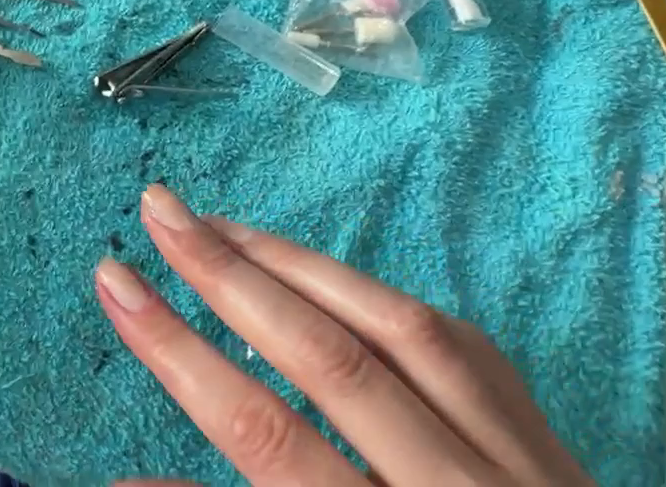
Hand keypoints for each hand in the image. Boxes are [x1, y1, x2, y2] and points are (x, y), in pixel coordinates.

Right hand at [96, 184, 590, 485]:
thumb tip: (115, 483)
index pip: (266, 437)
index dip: (179, 352)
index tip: (113, 280)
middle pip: (332, 362)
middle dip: (228, 275)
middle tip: (156, 205)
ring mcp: (526, 470)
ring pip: (399, 328)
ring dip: (295, 263)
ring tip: (216, 224)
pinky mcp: (552, 442)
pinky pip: (454, 341)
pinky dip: (369, 293)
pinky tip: (314, 269)